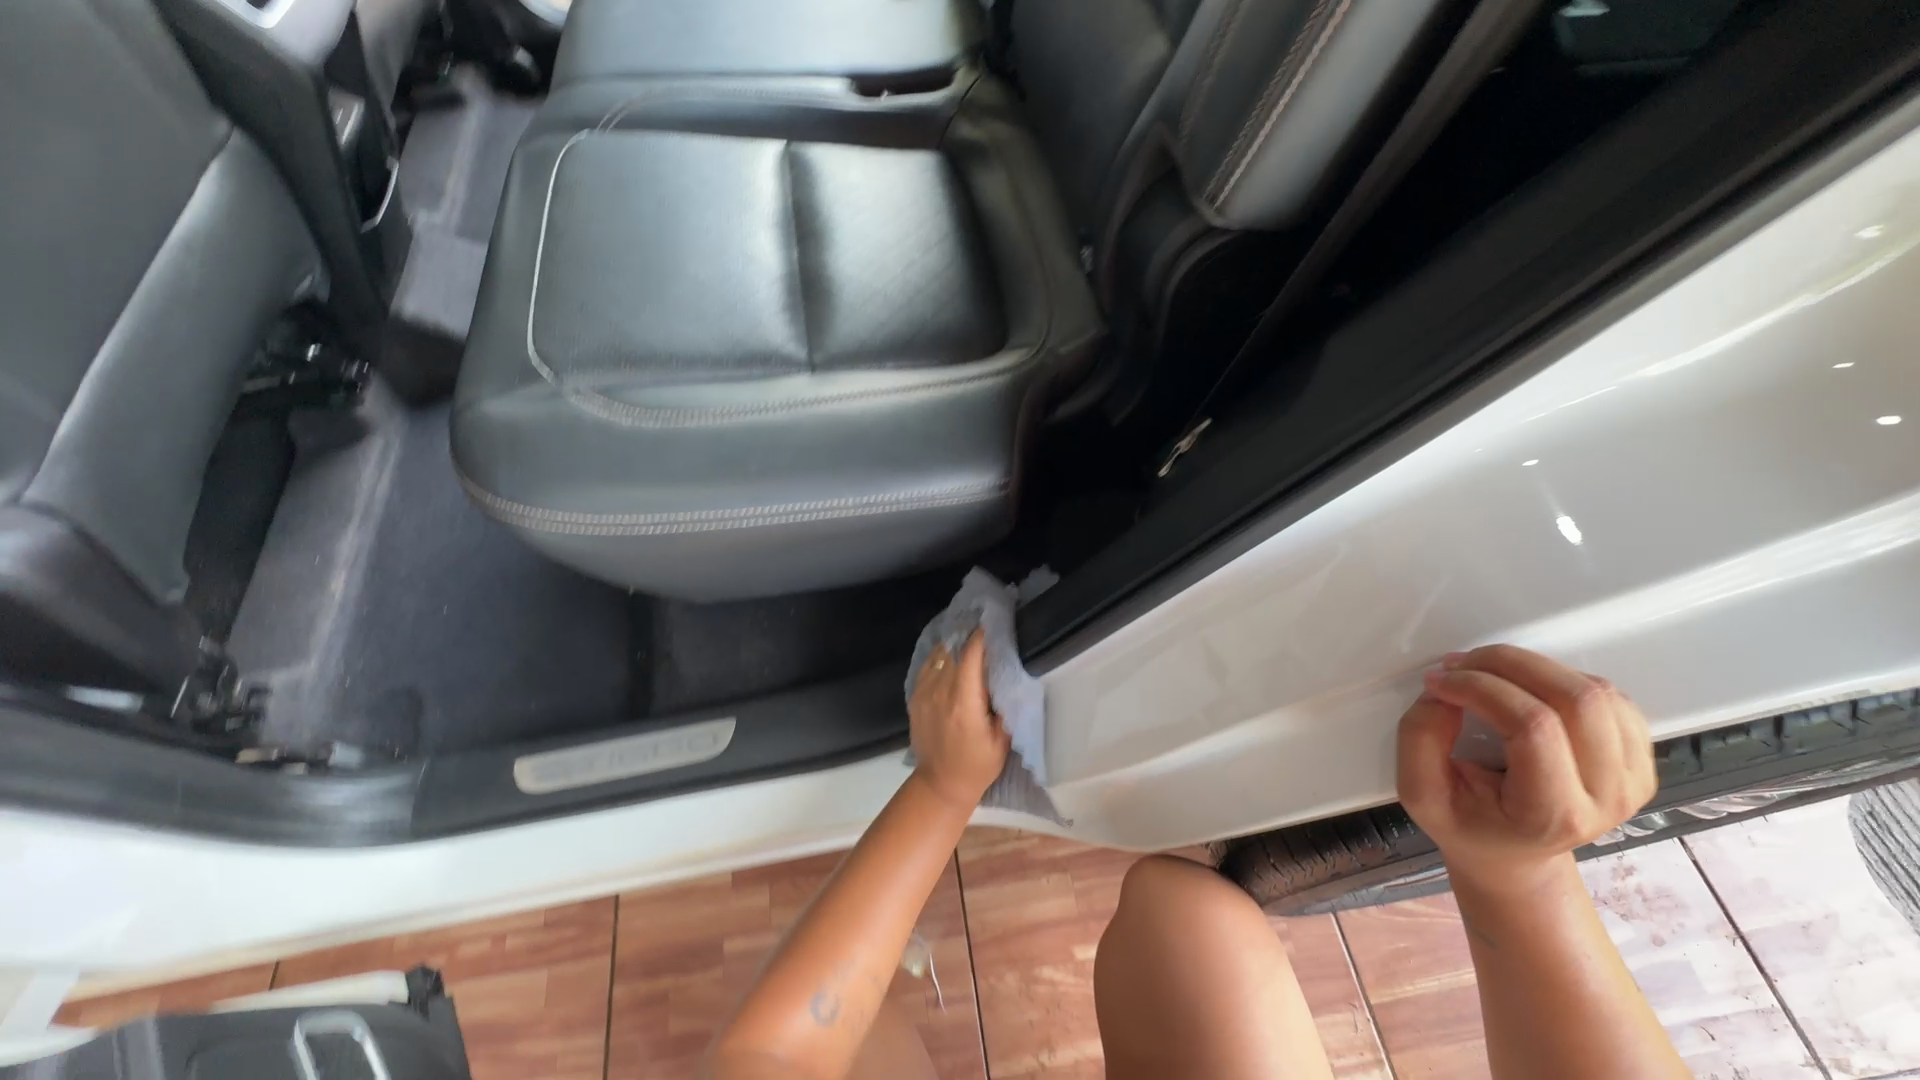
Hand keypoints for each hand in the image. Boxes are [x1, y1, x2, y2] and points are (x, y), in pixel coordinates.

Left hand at [909, 629, 1009, 809]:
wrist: (940, 783)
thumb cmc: (977, 764)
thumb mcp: (1002, 740)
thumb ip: (1004, 706)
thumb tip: (1008, 674)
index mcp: (964, 703)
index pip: (971, 657)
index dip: (982, 637)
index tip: (993, 624)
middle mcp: (940, 692)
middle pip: (955, 651)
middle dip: (970, 638)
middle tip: (986, 628)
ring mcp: (924, 693)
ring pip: (940, 655)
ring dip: (955, 645)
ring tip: (970, 638)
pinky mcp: (915, 697)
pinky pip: (928, 666)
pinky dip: (941, 657)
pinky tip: (952, 655)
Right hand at [1397, 644, 1657, 894]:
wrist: (1513, 857)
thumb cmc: (1465, 826)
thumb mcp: (1418, 793)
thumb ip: (1420, 738)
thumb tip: (1444, 690)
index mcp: (1553, 813)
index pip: (1532, 725)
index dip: (1480, 688)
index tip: (1439, 681)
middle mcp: (1607, 796)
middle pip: (1576, 699)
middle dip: (1509, 664)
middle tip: (1463, 664)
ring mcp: (1633, 779)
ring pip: (1596, 691)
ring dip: (1534, 666)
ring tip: (1489, 673)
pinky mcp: (1640, 761)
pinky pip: (1612, 698)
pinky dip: (1562, 678)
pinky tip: (1526, 688)